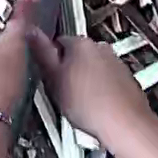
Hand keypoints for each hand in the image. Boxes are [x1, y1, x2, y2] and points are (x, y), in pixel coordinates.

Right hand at [28, 27, 157, 150]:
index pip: (57, 41)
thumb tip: (30, 32)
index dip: (50, 60)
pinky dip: (101, 91)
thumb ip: (41, 53)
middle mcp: (100, 47)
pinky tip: (95, 107)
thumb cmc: (90, 105)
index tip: (48, 75)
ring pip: (92, 68)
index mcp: (80, 43)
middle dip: (68, 70)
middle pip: (76, 54)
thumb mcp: (54, 79)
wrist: (125, 126)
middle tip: (62, 91)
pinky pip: (107, 81)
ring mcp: (116, 63)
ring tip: (79, 103)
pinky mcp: (127, 79)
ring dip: (84, 81)